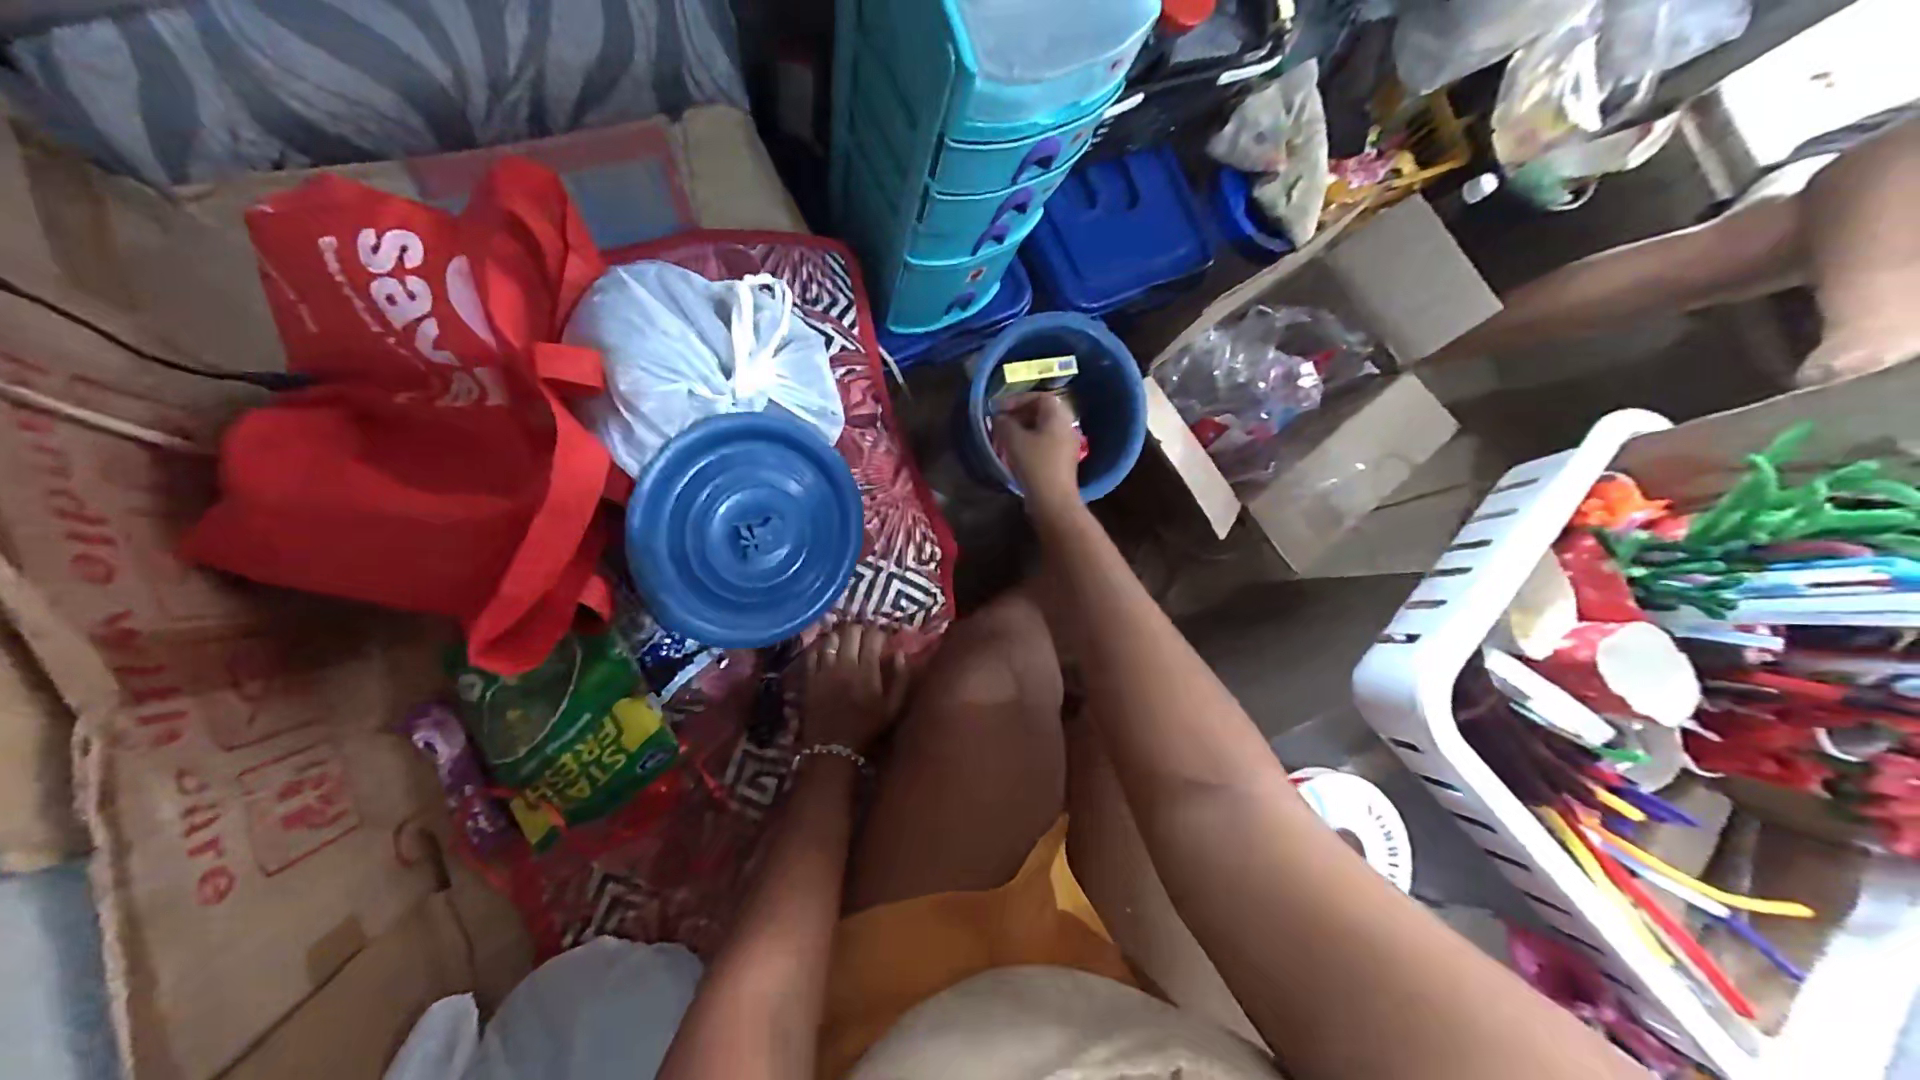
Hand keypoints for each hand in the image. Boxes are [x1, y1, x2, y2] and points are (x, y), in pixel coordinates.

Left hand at [798, 623, 908, 754]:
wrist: (833, 748)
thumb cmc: (867, 728)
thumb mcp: (893, 708)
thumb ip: (900, 679)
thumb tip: (900, 653)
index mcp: (867, 671)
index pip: (872, 637)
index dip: (878, 630)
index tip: (882, 633)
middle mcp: (845, 665)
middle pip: (851, 632)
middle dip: (859, 628)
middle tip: (864, 634)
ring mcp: (824, 670)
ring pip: (830, 638)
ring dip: (840, 635)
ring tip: (845, 640)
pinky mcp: (809, 677)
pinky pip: (813, 653)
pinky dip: (821, 647)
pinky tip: (827, 650)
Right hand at [994, 392, 1082, 514]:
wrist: (1053, 501)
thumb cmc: (1035, 464)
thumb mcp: (1013, 439)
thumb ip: (1004, 423)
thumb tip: (999, 417)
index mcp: (1058, 416)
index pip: (1039, 396)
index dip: (1018, 399)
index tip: (999, 409)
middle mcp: (1067, 426)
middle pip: (1042, 412)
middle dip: (1018, 415)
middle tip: (1000, 423)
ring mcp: (1067, 445)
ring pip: (1042, 429)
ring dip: (1022, 430)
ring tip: (1004, 439)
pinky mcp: (1062, 461)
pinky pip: (1044, 444)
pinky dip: (1029, 443)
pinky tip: (1014, 454)